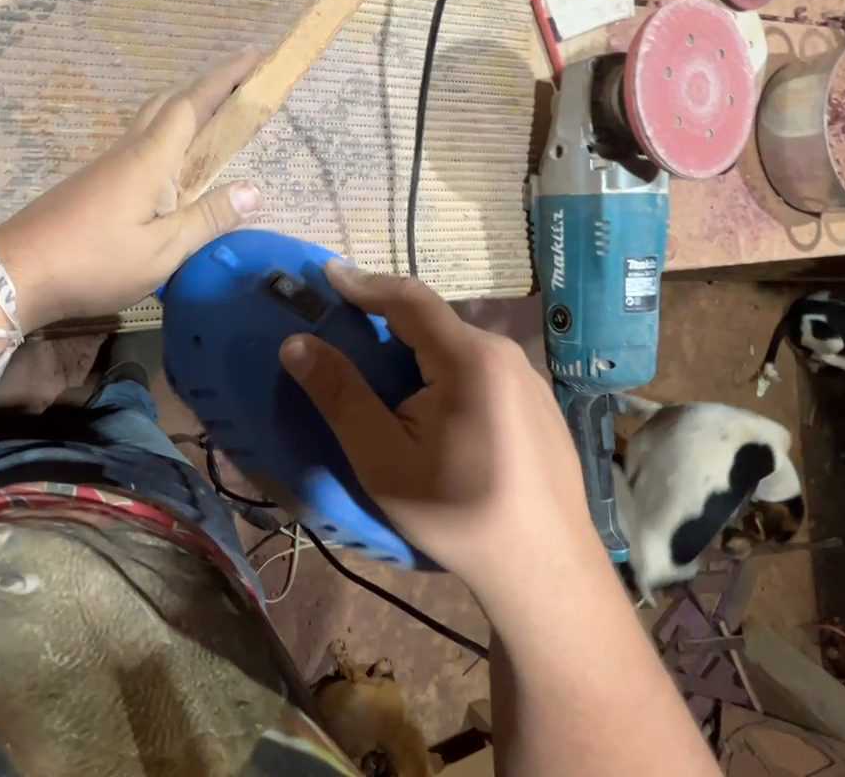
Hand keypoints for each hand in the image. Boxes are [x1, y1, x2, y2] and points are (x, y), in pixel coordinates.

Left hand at [0, 50, 264, 330]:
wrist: (17, 273)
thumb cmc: (93, 262)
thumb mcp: (161, 251)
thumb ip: (207, 218)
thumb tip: (254, 188)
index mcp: (149, 160)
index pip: (193, 104)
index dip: (225, 78)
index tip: (254, 54)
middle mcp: (128, 151)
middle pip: (169, 103)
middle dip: (207, 88)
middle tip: (240, 87)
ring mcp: (106, 165)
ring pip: (150, 121)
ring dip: (185, 111)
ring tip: (215, 122)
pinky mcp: (93, 183)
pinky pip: (138, 144)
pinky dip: (166, 138)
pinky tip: (172, 165)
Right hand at [278, 262, 594, 591]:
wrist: (546, 571)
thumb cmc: (459, 513)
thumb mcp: (383, 459)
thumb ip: (340, 395)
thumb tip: (298, 343)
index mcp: (469, 358)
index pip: (408, 298)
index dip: (363, 283)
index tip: (327, 274)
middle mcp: (505, 355)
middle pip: (434, 323)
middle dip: (386, 323)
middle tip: (347, 337)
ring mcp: (530, 381)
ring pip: (458, 349)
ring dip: (416, 353)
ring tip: (385, 381)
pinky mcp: (539, 407)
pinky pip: (481, 372)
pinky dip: (445, 374)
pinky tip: (434, 416)